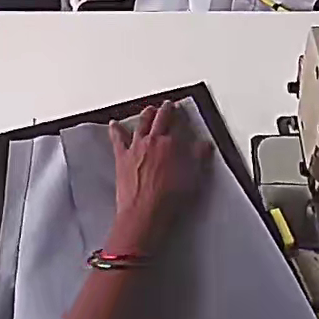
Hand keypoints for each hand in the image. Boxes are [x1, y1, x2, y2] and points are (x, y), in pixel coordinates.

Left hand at [106, 103, 208, 255]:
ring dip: (146, 115)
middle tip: (168, 105)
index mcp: (171, 143)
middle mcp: (153, 140)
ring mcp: (136, 147)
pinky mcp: (122, 157)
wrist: (144, 213)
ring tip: (149, 110)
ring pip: (141, 124)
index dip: (180, 116)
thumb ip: (199, 157)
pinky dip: (116, 130)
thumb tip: (205, 145)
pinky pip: (118, 139)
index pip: (177, 124)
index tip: (181, 112)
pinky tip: (114, 124)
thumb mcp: (193, 178)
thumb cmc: (169, 199)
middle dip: (165, 110)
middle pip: (160, 119)